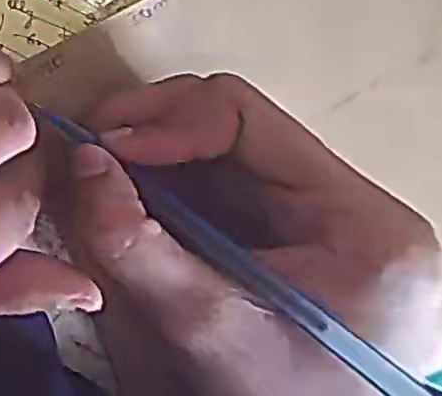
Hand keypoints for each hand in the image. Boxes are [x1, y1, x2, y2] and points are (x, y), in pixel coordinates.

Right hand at [62, 74, 441, 394]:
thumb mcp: (206, 328)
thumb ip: (136, 243)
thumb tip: (82, 155)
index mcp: (359, 218)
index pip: (241, 113)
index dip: (166, 120)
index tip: (110, 148)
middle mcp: (336, 197)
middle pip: (216, 117)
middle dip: (144, 129)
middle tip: (89, 149)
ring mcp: (302, 208)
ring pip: (200, 139)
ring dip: (140, 150)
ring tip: (97, 173)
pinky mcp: (269, 223)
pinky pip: (196, 172)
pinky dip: (148, 175)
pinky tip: (121, 196)